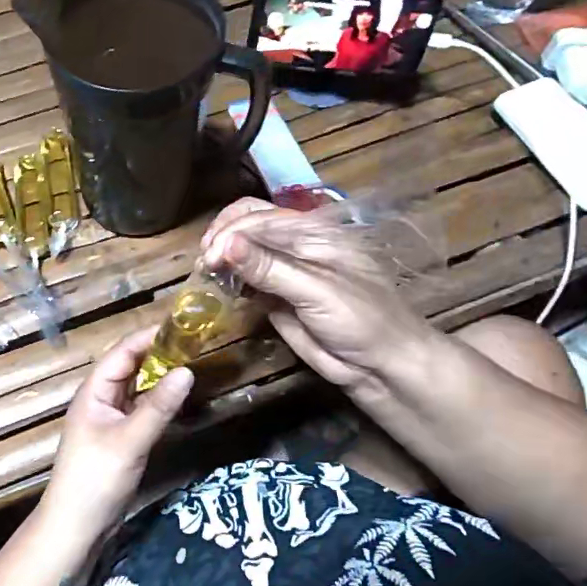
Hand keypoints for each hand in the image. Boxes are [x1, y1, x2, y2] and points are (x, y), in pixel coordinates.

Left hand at [39, 327, 192, 538]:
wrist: (76, 526)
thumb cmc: (96, 478)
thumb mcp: (130, 440)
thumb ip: (159, 407)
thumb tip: (187, 371)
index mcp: (94, 391)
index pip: (122, 353)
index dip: (149, 337)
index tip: (181, 326)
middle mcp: (100, 399)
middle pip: (130, 367)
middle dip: (157, 353)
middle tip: (193, 343)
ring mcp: (109, 419)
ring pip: (137, 388)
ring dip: (159, 377)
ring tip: (191, 363)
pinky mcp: (119, 438)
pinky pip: (140, 409)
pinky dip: (158, 401)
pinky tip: (178, 398)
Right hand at [201, 198, 448, 400]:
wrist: (382, 367)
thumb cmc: (362, 322)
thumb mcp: (317, 292)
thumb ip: (270, 268)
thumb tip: (225, 245)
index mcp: (314, 231)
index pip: (261, 218)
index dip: (231, 233)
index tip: (210, 259)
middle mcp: (297, 243)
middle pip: (249, 223)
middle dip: (222, 237)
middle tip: (204, 263)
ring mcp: (285, 268)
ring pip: (244, 249)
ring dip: (222, 257)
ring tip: (206, 275)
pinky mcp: (276, 295)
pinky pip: (247, 279)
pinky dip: (230, 280)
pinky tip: (219, 289)